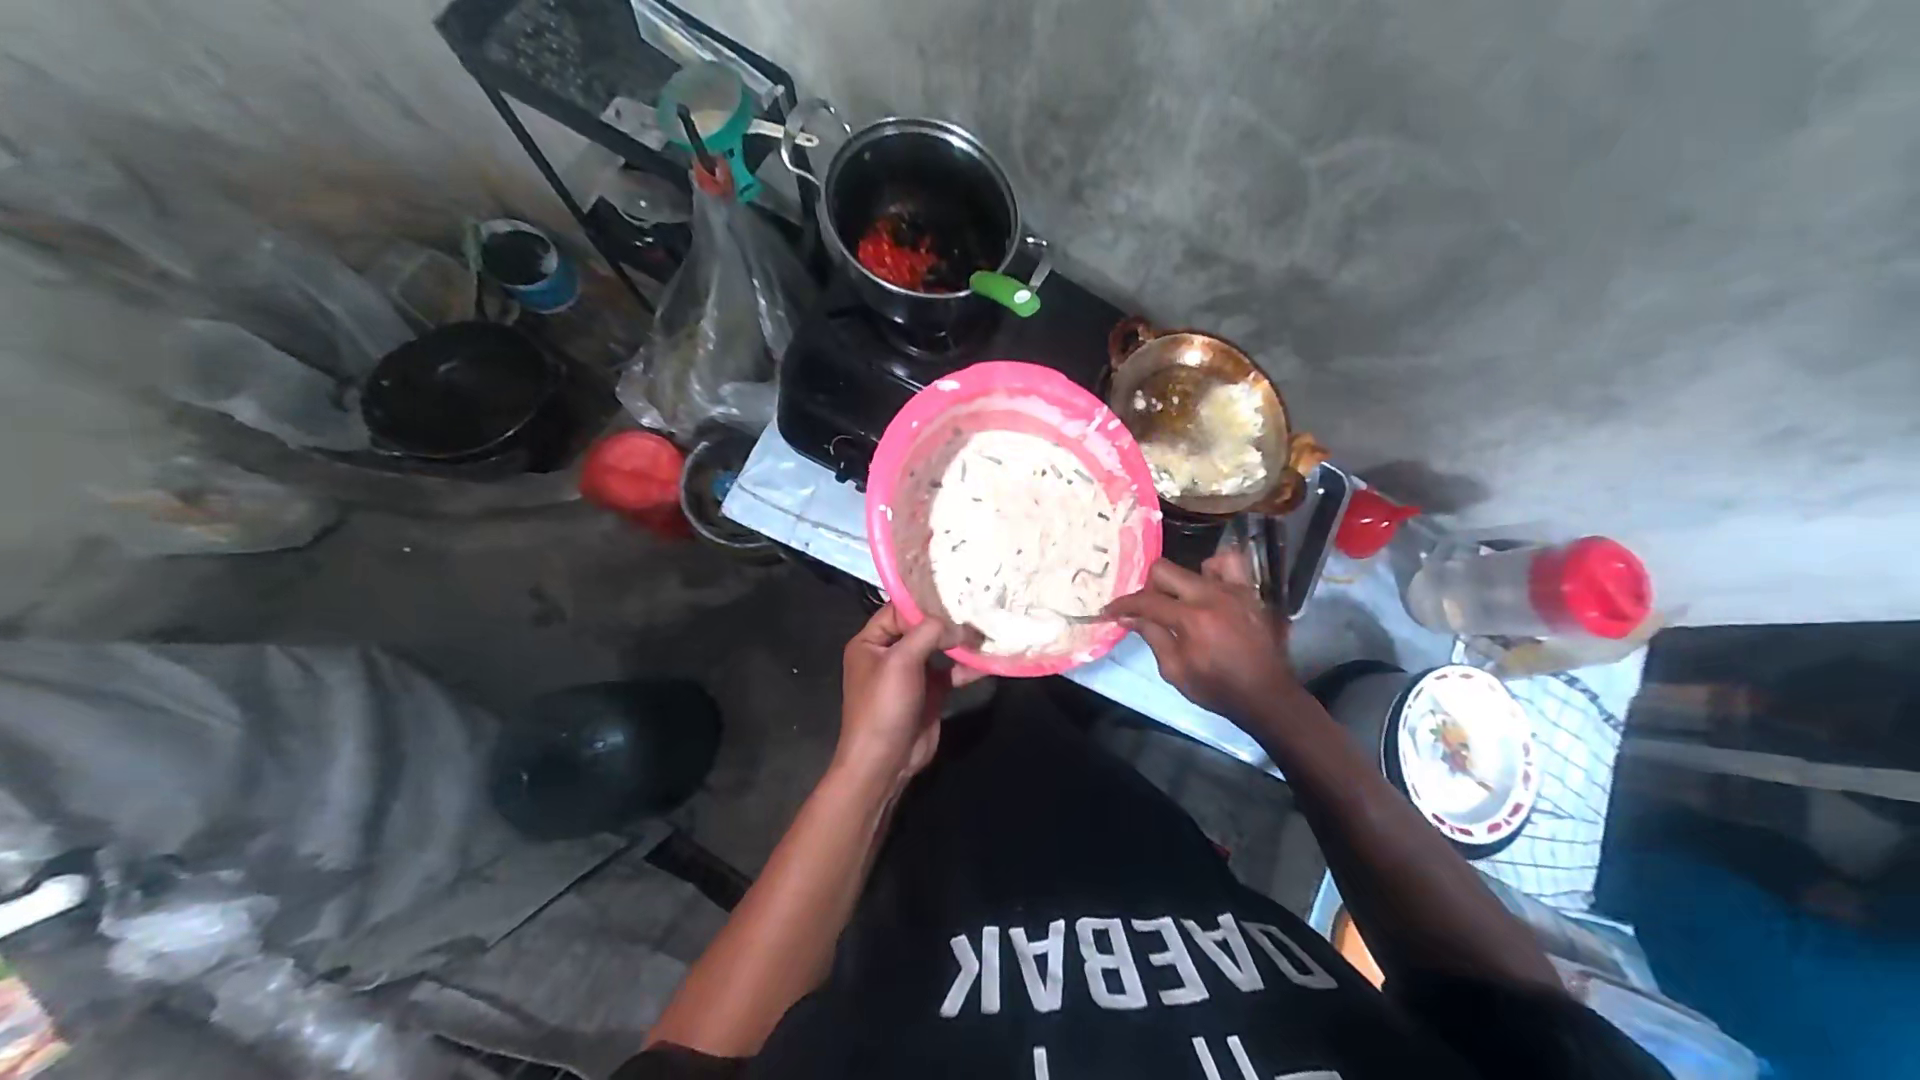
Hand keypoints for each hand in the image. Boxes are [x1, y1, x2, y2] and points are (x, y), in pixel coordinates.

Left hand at [838, 605, 983, 788]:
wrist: (885, 762)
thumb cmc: (884, 706)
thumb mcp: (901, 661)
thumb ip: (928, 633)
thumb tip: (958, 625)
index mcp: (870, 642)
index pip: (898, 610)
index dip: (924, 602)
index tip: (956, 591)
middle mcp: (889, 654)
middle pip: (922, 628)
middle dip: (948, 621)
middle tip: (978, 606)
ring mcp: (911, 674)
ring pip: (940, 649)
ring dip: (961, 643)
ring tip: (987, 631)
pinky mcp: (930, 692)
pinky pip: (951, 672)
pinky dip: (967, 667)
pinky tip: (987, 660)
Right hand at [1104, 550, 1300, 723]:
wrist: (1266, 695)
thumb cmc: (1217, 689)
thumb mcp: (1175, 671)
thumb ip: (1152, 636)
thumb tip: (1129, 617)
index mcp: (1191, 619)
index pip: (1146, 601)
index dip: (1123, 605)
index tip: (1109, 610)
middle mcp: (1212, 596)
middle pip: (1165, 570)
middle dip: (1148, 588)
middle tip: (1148, 609)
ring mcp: (1234, 590)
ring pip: (1196, 563)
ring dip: (1182, 581)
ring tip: (1181, 601)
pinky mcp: (1249, 592)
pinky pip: (1231, 564)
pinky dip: (1215, 570)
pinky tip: (1210, 588)